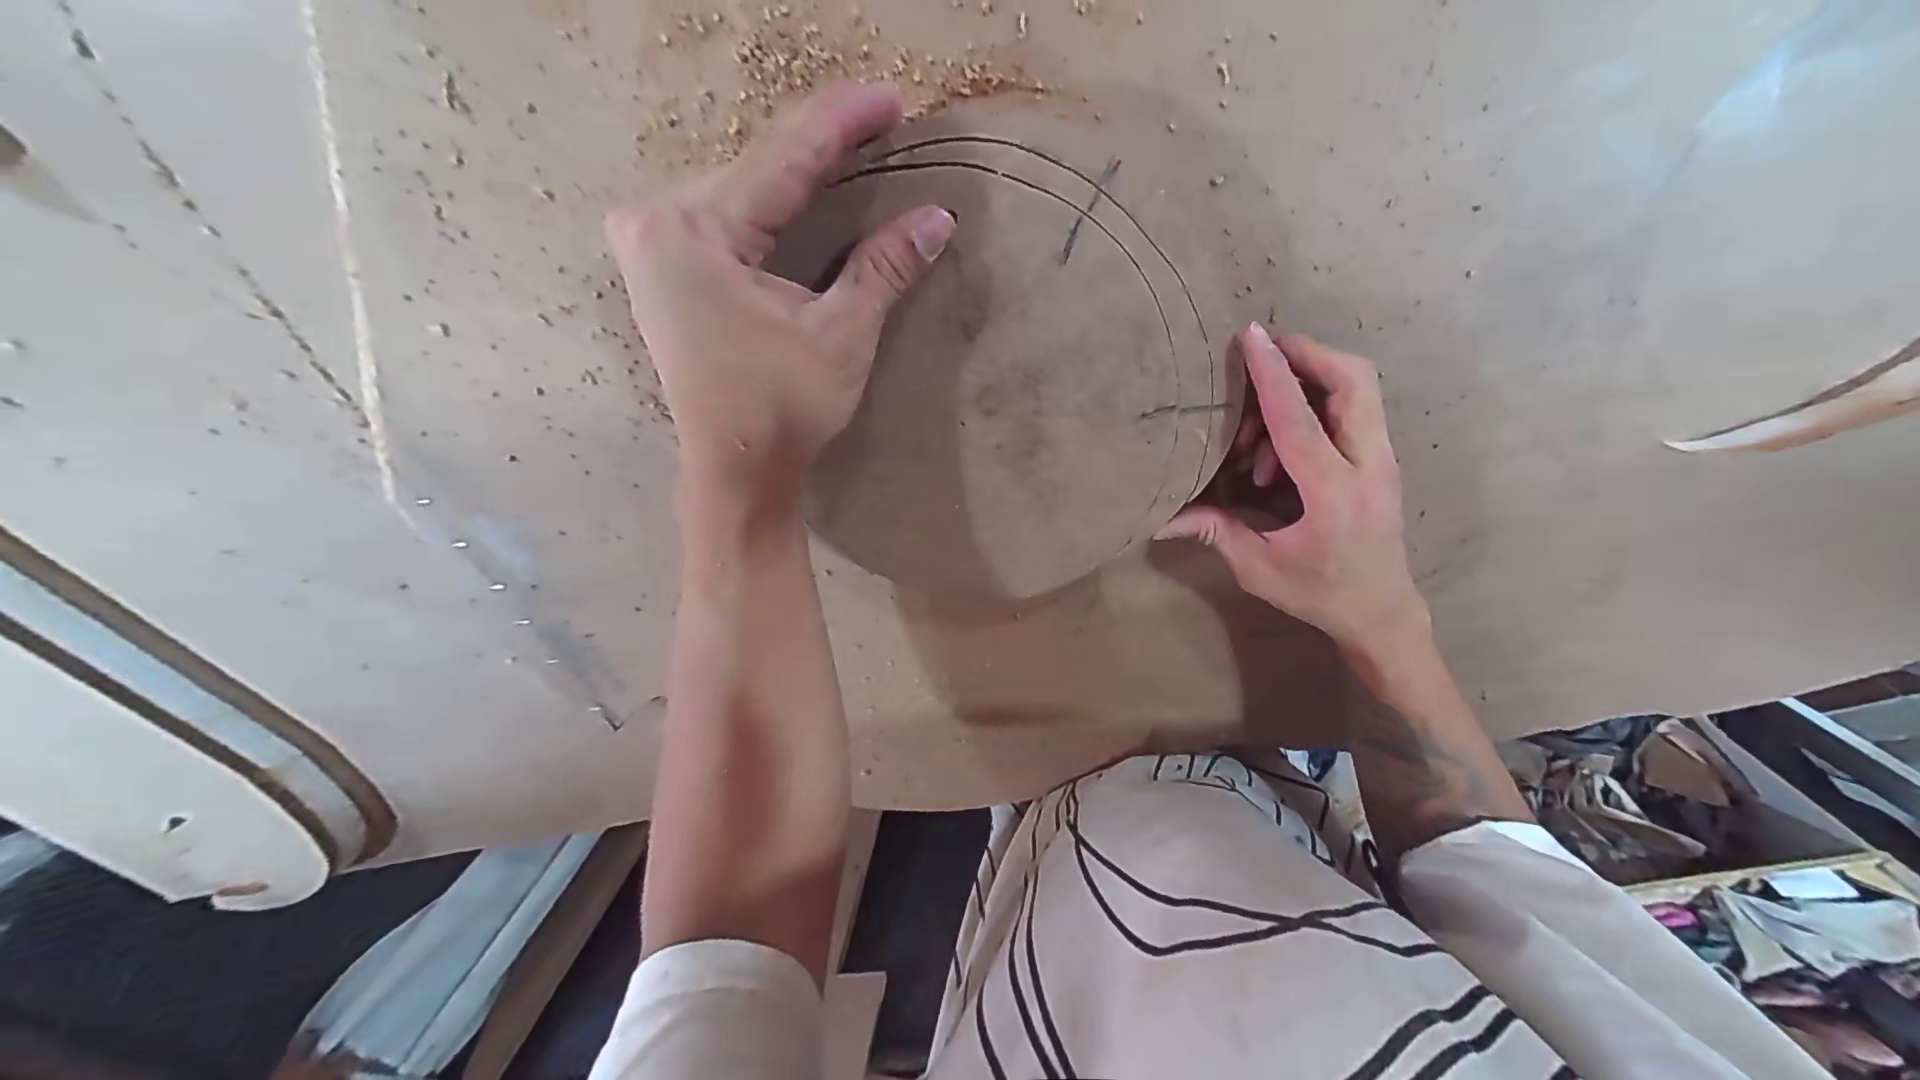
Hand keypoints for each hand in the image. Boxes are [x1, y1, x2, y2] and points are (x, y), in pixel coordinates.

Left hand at [605, 82, 956, 502]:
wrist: (733, 467)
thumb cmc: (782, 410)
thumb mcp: (841, 335)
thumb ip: (883, 268)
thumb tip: (937, 219)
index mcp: (694, 233)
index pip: (782, 159)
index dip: (842, 124)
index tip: (890, 98)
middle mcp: (656, 223)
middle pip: (756, 167)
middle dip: (821, 146)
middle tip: (880, 122)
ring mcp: (649, 243)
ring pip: (740, 187)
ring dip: (796, 171)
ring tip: (853, 146)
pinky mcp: (658, 266)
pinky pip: (723, 214)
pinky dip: (768, 203)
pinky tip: (804, 188)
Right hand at [1156, 323, 1427, 654]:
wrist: (1382, 610)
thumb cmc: (1319, 593)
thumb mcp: (1260, 568)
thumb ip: (1216, 532)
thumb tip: (1161, 520)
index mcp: (1334, 494)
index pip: (1300, 420)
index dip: (1272, 375)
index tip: (1251, 336)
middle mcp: (1370, 465)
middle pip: (1354, 379)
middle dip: (1307, 353)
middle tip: (1260, 354)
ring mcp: (1384, 458)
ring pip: (1361, 386)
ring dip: (1309, 378)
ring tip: (1258, 420)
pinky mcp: (1382, 458)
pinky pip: (1355, 406)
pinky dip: (1317, 401)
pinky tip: (1279, 444)